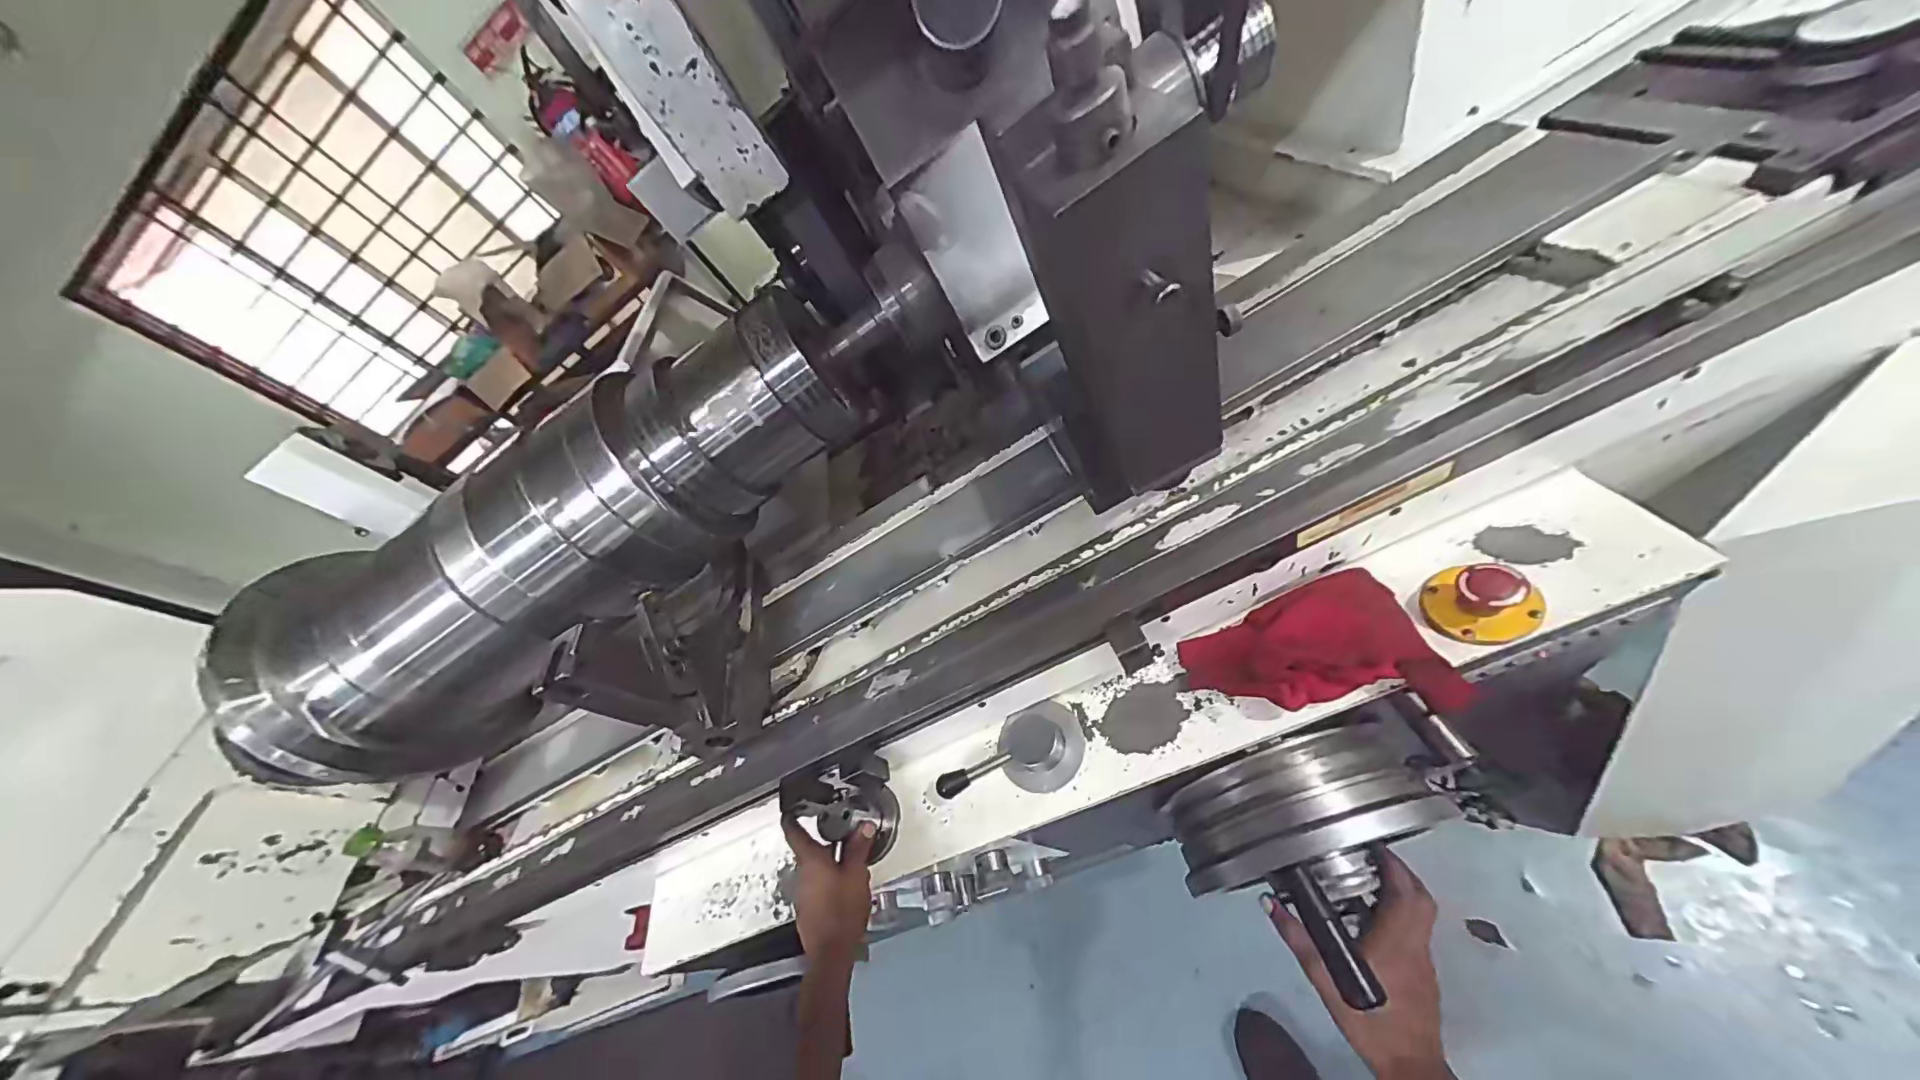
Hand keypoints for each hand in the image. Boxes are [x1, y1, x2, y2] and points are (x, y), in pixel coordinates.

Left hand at [781, 815, 876, 961]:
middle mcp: (802, 874)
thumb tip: (863, 827)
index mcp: (811, 860)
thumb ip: (859, 848)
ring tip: (851, 861)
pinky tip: (845, 886)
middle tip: (843, 834)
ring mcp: (803, 893)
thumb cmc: (842, 909)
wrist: (831, 952)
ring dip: (830, 862)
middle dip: (826, 842)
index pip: (794, 832)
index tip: (793, 809)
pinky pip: (817, 885)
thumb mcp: (857, 874)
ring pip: (815, 868)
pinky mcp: (808, 908)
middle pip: (809, 850)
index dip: (792, 818)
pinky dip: (829, 879)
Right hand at [1264, 852, 1452, 1079]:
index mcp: (1395, 941)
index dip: (1392, 864)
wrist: (1408, 1065)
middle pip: (1421, 897)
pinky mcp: (1425, 973)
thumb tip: (1272, 905)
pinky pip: (1418, 930)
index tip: (1373, 845)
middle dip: (1400, 871)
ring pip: (1423, 913)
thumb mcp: (1323, 978)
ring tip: (1371, 878)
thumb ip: (1298, 938)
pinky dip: (1402, 912)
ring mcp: (1425, 960)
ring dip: (1403, 890)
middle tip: (1374, 856)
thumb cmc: (1368, 1022)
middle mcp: (1415, 946)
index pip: (1405, 892)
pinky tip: (1375, 917)